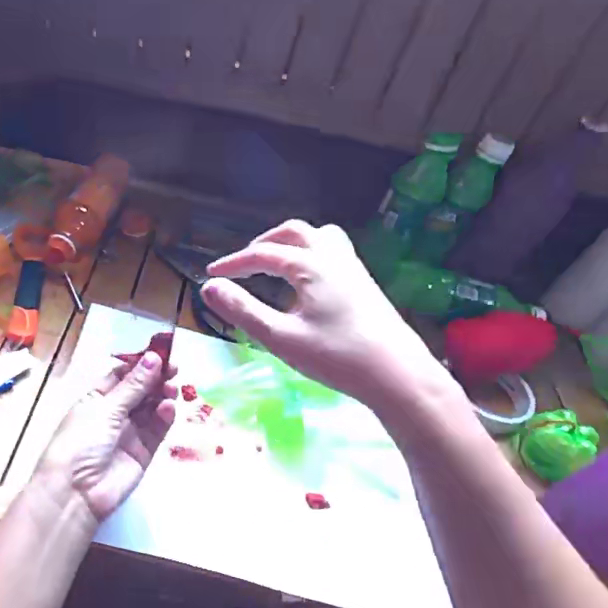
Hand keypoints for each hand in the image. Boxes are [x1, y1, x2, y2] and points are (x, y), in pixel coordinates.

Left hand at [33, 349, 177, 521]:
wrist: (76, 491)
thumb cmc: (80, 442)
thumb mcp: (105, 408)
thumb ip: (133, 386)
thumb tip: (153, 358)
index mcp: (96, 398)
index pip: (122, 375)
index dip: (141, 364)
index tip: (162, 353)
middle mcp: (113, 413)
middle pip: (140, 390)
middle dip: (156, 378)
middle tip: (174, 370)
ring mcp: (129, 432)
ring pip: (152, 408)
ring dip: (163, 396)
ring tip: (172, 389)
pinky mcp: (143, 452)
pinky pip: (157, 429)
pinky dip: (165, 417)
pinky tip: (170, 408)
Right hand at [200, 220, 456, 414]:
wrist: (398, 375)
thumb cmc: (336, 357)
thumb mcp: (279, 337)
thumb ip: (242, 310)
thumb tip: (209, 287)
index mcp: (310, 267)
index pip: (262, 254)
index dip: (232, 263)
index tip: (210, 275)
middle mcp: (333, 258)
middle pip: (293, 232)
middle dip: (261, 244)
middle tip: (240, 265)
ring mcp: (353, 269)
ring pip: (318, 237)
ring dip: (289, 243)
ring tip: (272, 264)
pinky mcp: (364, 284)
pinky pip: (332, 251)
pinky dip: (309, 254)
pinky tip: (304, 283)